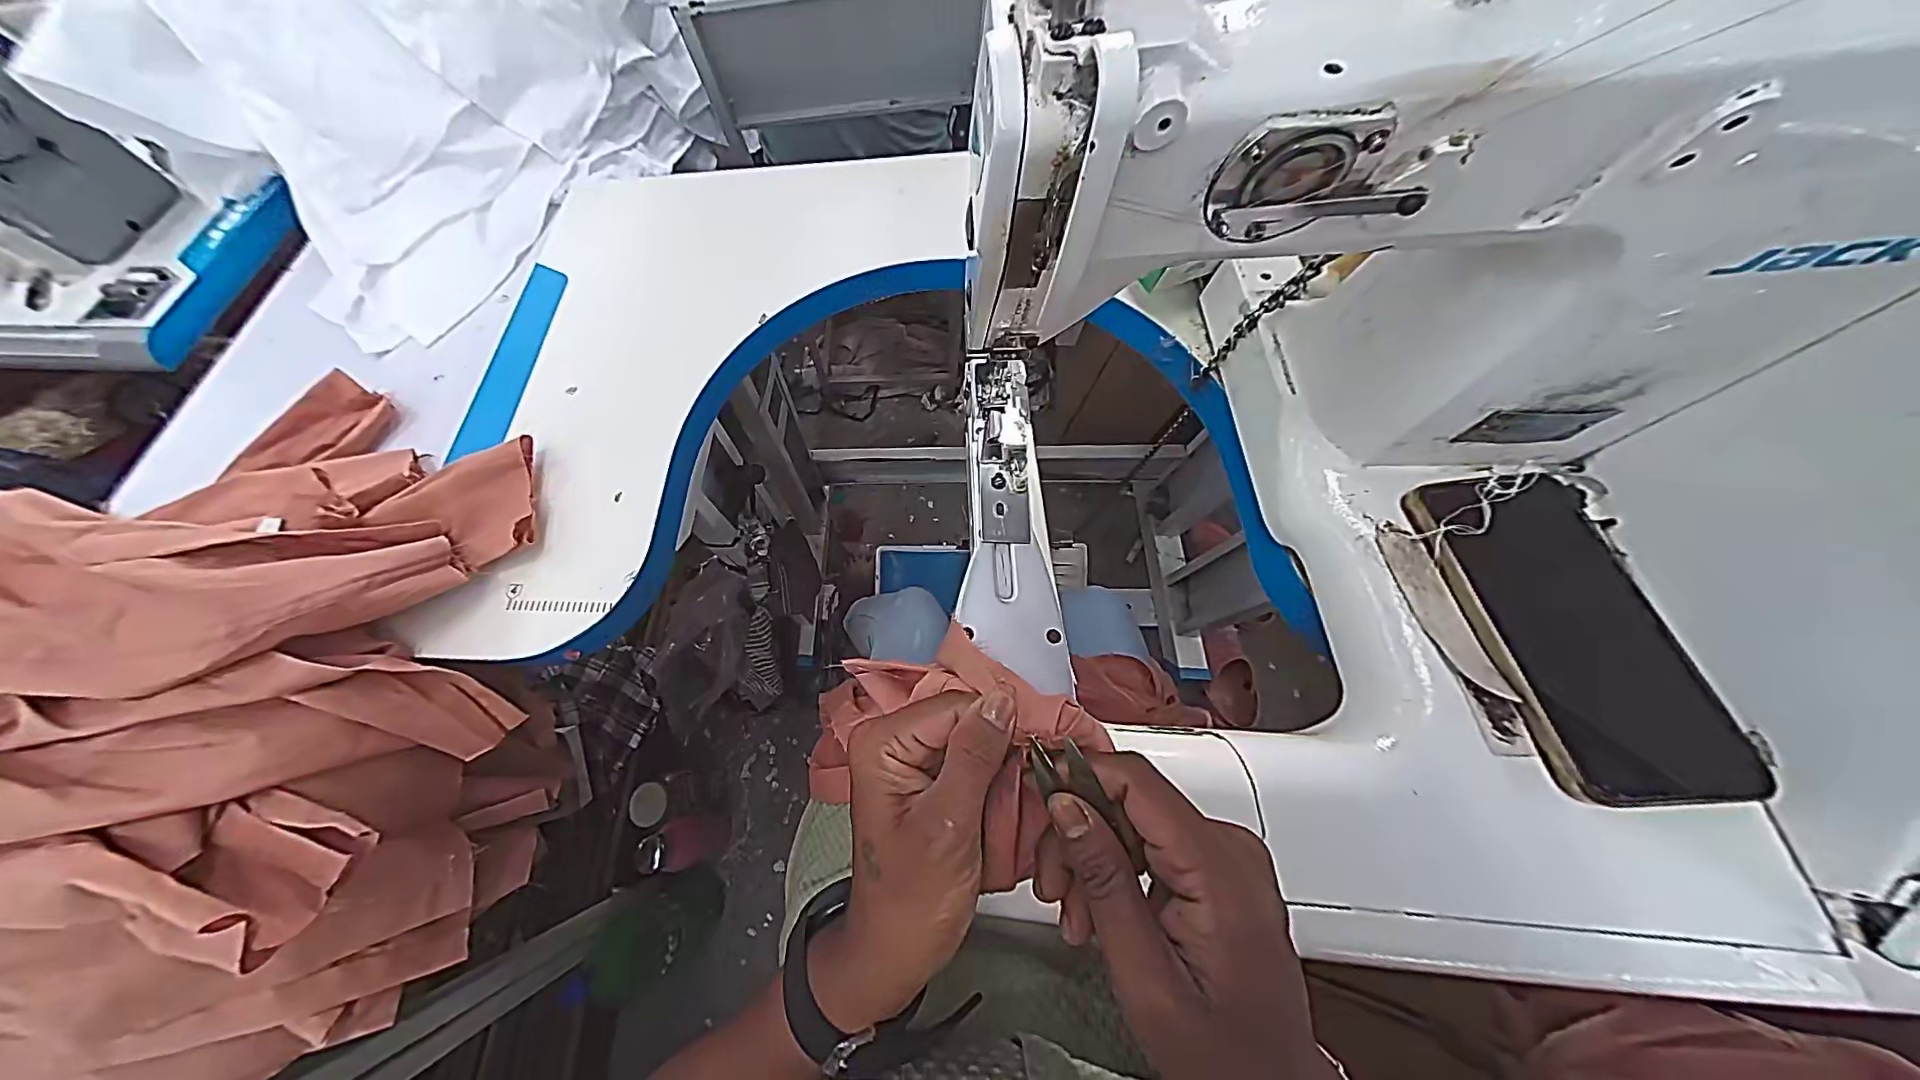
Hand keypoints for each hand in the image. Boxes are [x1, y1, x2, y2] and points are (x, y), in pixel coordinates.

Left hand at [809, 686, 1016, 1031]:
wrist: (896, 949)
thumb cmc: (907, 901)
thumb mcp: (945, 826)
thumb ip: (974, 758)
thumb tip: (1001, 701)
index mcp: (885, 742)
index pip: (961, 706)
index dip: (1010, 723)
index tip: (1054, 741)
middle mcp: (902, 741)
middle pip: (977, 724)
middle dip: (1012, 762)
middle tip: (1040, 798)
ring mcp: (923, 760)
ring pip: (991, 748)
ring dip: (1013, 785)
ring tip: (1013, 830)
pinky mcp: (942, 779)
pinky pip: (988, 770)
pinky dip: (1007, 797)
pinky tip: (1011, 829)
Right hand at [1034, 751, 1335, 1079]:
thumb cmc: (1223, 1051)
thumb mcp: (1144, 974)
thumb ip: (1104, 880)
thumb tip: (1069, 808)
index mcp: (1220, 867)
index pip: (1137, 780)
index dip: (1081, 774)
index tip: (1040, 791)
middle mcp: (1229, 846)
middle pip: (1129, 800)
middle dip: (1080, 835)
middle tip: (1056, 885)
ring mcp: (1225, 853)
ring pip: (1132, 820)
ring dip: (1094, 857)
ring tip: (1080, 913)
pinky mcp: (1215, 863)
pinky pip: (1150, 839)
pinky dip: (1117, 866)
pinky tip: (1103, 906)